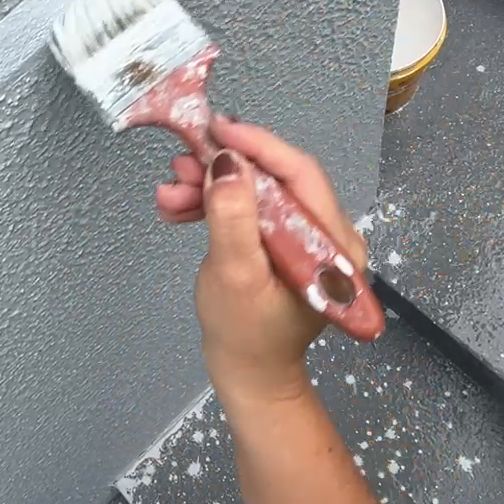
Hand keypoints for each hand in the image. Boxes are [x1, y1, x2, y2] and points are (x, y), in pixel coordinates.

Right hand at [154, 116, 369, 403]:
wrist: (248, 375)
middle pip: (273, 179)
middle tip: (181, 163)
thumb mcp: (235, 276)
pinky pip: (246, 208)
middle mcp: (324, 233)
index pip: (299, 174)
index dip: (258, 145)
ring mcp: (301, 236)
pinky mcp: (278, 240)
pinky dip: (212, 204)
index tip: (217, 128)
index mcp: (333, 243)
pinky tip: (178, 206)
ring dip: (210, 187)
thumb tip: (226, 162)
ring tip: (170, 192)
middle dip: (223, 169)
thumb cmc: (246, 336)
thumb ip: (233, 218)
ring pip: (254, 191)